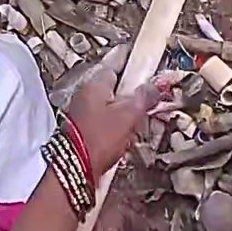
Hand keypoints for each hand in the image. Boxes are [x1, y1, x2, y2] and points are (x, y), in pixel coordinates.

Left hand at [58, 51, 172, 178]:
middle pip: (116, 84)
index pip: (117, 63)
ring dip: (127, 109)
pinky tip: (127, 134)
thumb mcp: (128, 115)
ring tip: (141, 118)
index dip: (133, 61)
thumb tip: (156, 85)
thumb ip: (144, 97)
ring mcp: (84, 112)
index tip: (146, 59)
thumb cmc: (98, 139)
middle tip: (151, 95)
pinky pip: (107, 120)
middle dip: (134, 90)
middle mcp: (87, 94)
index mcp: (96, 83)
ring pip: (112, 103)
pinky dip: (119, 124)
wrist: (75, 170)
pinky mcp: (85, 130)